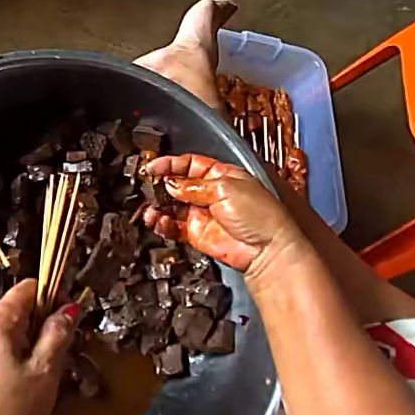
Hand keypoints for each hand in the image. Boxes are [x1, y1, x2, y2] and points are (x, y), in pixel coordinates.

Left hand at [0, 279, 76, 414]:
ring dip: (38, 342)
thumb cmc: (7, 412)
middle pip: (23, 307)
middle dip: (48, 323)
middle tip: (65, 350)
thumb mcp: (44, 370)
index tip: (72, 315)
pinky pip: (7, 345)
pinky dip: (25, 355)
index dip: (54, 295)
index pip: (28, 288)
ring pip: (17, 328)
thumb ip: (58, 334)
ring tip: (49, 371)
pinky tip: (33, 380)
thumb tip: (69, 309)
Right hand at [141, 154, 308, 278]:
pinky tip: (157, 221)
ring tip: (150, 208)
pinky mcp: (196, 233)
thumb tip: (171, 183)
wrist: (266, 251)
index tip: (154, 167)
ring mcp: (202, 214)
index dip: (171, 164)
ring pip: (172, 206)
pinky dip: (162, 224)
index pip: (190, 164)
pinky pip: (173, 226)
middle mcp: (209, 193)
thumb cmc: (260, 216)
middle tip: (148, 187)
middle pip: (177, 184)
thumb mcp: (226, 189)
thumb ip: (194, 185)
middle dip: (161, 185)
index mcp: (221, 175)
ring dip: (158, 205)